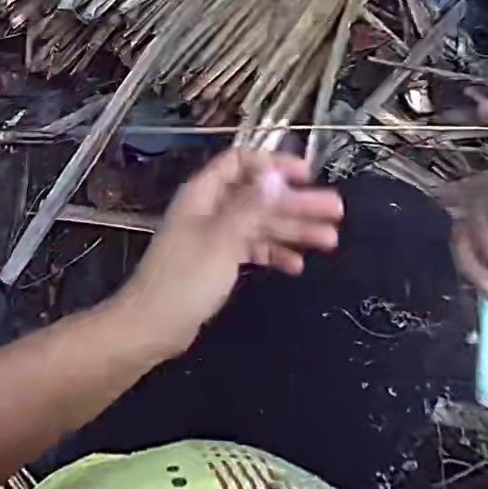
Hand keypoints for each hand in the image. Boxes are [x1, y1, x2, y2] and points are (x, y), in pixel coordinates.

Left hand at [107, 149, 343, 359]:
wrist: (152, 325)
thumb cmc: (184, 279)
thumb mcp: (223, 238)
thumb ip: (251, 206)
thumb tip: (275, 175)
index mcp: (203, 194)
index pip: (240, 163)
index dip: (273, 165)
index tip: (307, 174)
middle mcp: (209, 209)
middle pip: (258, 196)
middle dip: (296, 202)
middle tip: (335, 211)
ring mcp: (214, 235)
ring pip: (259, 224)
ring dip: (292, 229)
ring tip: (330, 239)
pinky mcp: (217, 261)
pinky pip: (251, 248)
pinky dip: (273, 253)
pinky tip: (297, 264)